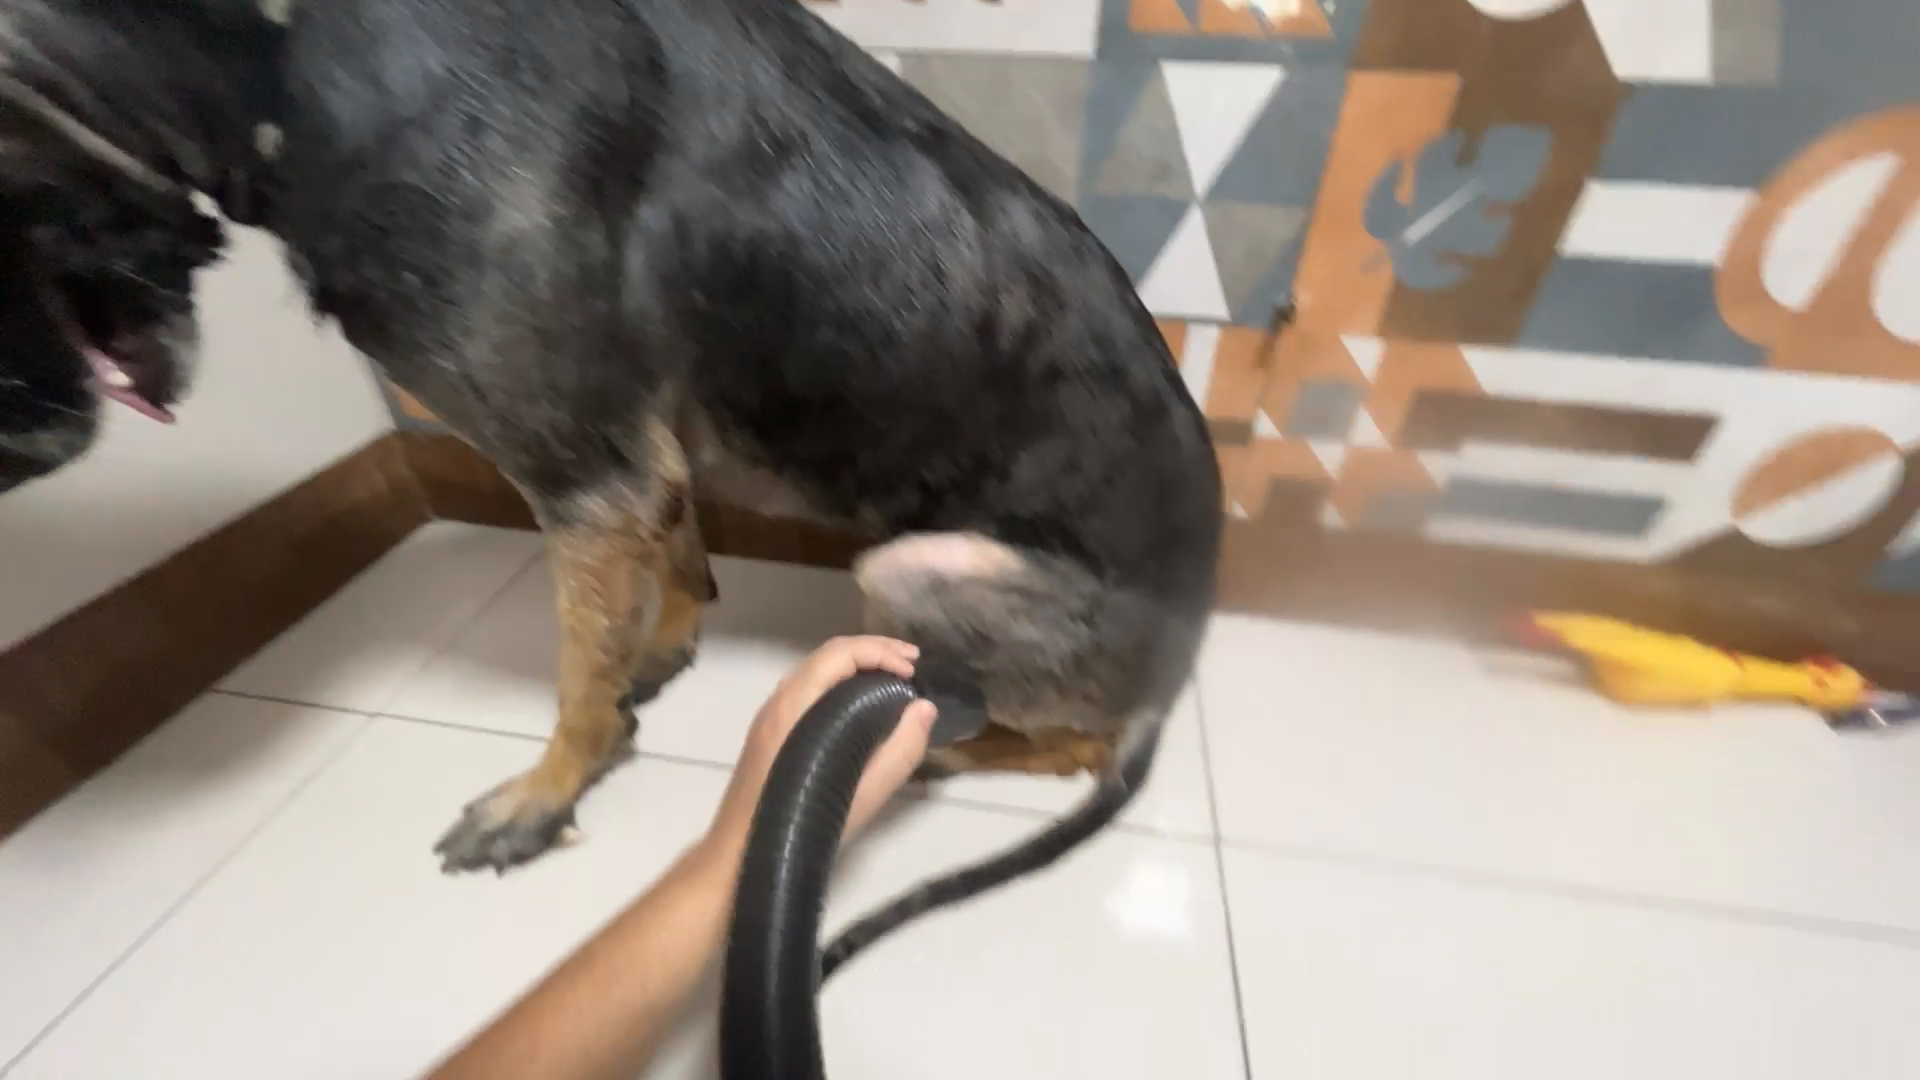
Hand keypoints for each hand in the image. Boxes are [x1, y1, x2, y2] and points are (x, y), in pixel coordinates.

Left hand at [704, 636, 936, 858]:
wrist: (740, 860)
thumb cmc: (802, 826)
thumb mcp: (864, 794)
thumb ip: (900, 750)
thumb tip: (924, 708)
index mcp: (795, 706)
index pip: (840, 653)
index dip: (881, 652)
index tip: (913, 670)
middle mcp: (779, 700)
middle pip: (829, 654)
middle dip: (874, 651)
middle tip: (912, 663)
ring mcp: (771, 714)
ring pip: (819, 670)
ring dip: (858, 666)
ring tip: (894, 678)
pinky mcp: (770, 730)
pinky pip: (811, 688)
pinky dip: (842, 682)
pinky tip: (863, 704)